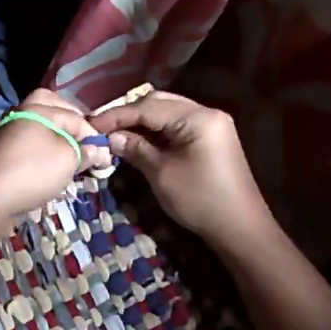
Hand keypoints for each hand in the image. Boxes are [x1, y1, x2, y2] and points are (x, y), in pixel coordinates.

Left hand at [0, 89, 113, 223]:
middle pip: (50, 110)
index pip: (74, 115)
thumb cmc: (33, 172)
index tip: (104, 155)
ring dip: (56, 140)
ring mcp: (6, 134)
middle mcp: (19, 114)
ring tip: (70, 158)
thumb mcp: (68, 159)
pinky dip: (41, 153)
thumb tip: (99, 150)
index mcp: (37, 107)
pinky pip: (27, 146)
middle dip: (70, 124)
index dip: (92, 134)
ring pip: (38, 129)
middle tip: (84, 144)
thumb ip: (86, 151)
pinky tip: (49, 168)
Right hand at [93, 92, 272, 249]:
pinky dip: (157, 132)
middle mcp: (207, 113)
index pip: (149, 107)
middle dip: (130, 114)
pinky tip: (138, 141)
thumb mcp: (162, 174)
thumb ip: (136, 149)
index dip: (117, 115)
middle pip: (160, 102)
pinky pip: (178, 126)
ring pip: (168, 113)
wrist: (239, 227)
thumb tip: (111, 137)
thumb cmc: (200, 200)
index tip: (91, 124)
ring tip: (116, 135)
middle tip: (102, 129)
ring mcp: (211, 125)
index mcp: (198, 118)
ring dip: (142, 122)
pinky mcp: (211, 139)